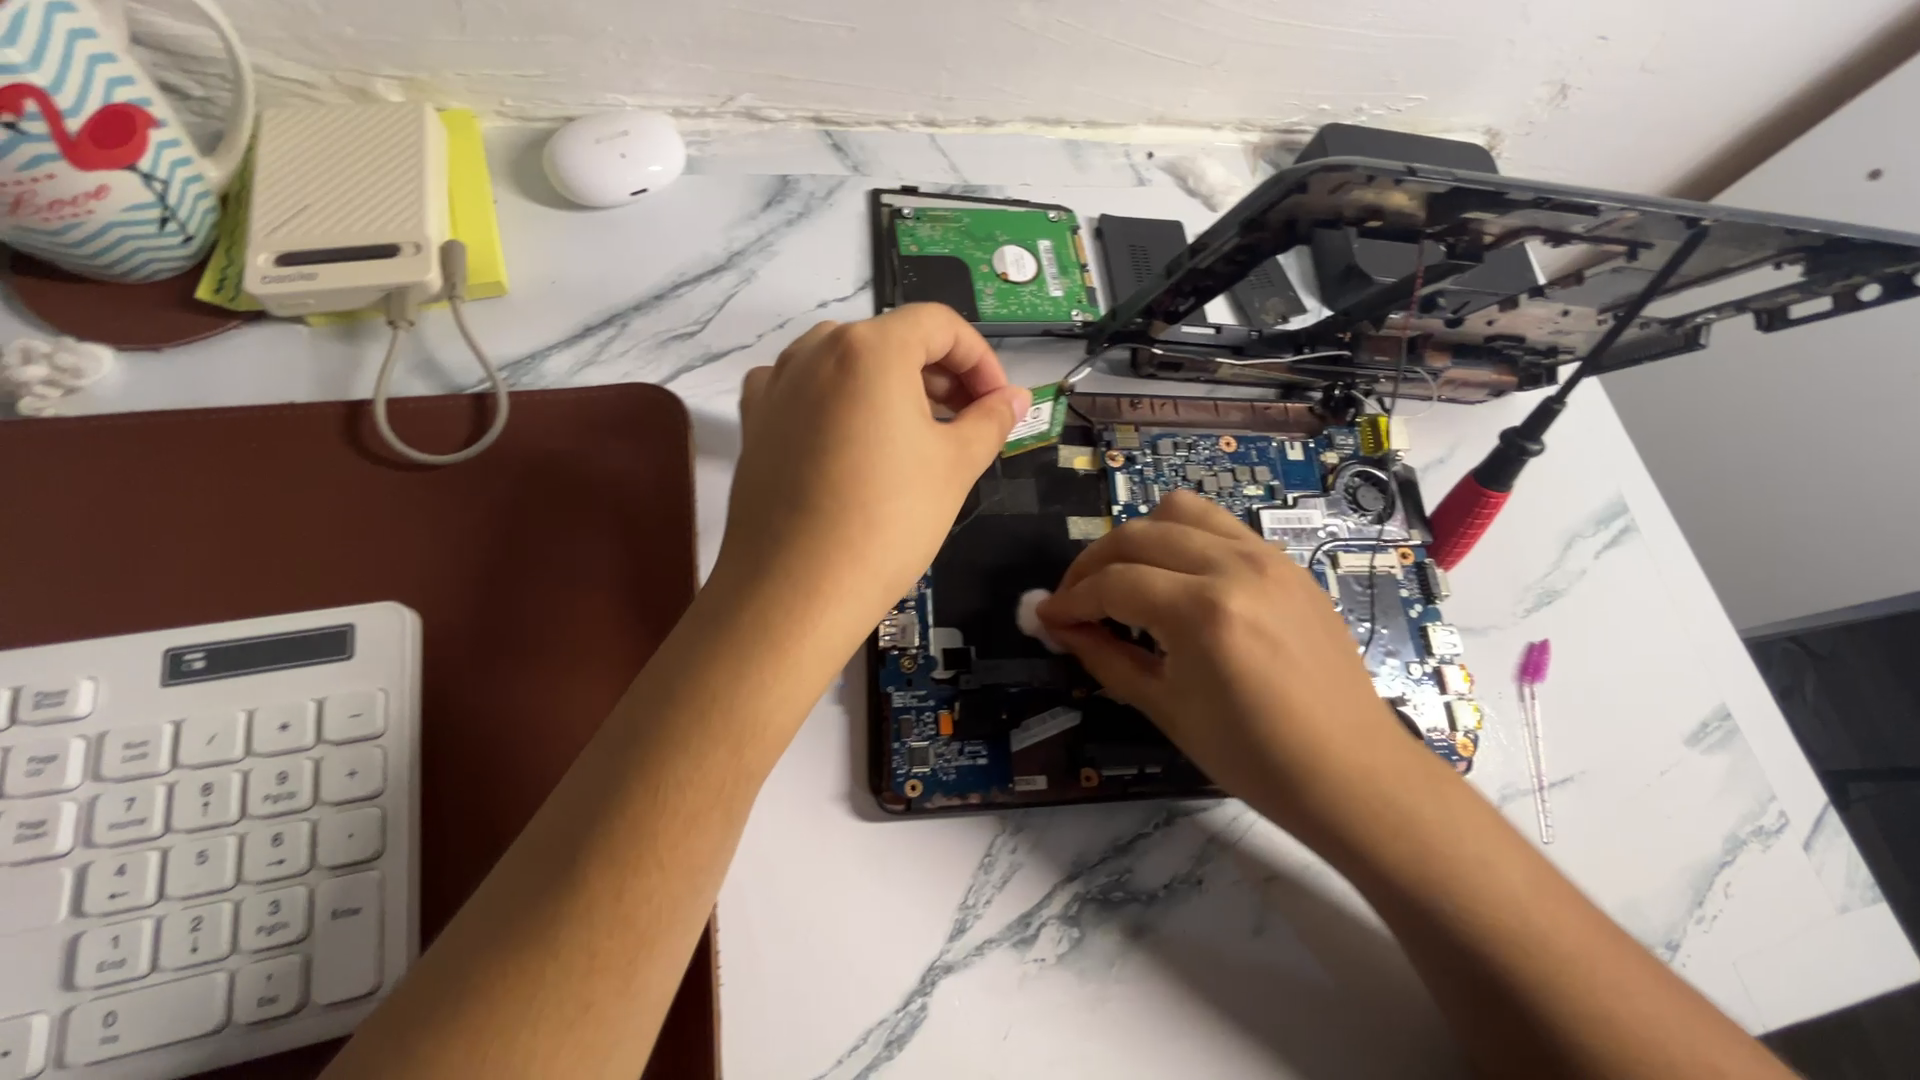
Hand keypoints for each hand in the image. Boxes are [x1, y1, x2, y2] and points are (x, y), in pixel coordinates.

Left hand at [711, 304, 1029, 648]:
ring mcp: (777, 383)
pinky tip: (851, 441)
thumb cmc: (888, 521)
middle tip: (967, 424)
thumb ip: (991, 420)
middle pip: (891, 340)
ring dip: (890, 387)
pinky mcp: (754, 420)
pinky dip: (837, 403)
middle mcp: (816, 349)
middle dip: (939, 375)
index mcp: (870, 347)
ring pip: (847, 363)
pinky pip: (805, 390)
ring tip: (915, 437)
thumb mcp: (955, 466)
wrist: (795, 591)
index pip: (939, 325)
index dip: (980, 359)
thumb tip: (1017, 398)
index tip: (998, 404)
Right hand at [1037, 491, 1426, 818]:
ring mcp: (1267, 558)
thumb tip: (1061, 628)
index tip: (1047, 617)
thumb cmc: (1252, 756)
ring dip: (1140, 538)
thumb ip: (1106, 657)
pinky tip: (1177, 583)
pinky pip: (1221, 528)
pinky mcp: (1288, 564)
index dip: (1070, 599)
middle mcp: (1234, 566)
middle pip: (1138, 535)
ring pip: (1181, 512)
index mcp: (1203, 611)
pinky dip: (1184, 542)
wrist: (1349, 772)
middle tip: (1076, 601)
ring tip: (1126, 579)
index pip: (1113, 583)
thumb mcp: (1166, 709)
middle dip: (1093, 564)